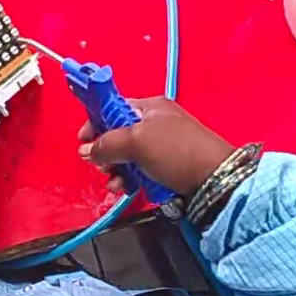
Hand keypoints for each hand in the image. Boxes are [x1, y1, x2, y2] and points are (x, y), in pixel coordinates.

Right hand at [78, 98, 233, 194]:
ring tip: (116, 182)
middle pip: (116, 135)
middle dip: (104, 153)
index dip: (95, 122)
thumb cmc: (174, 151)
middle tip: (101, 166)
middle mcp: (153, 123)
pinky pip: (138, 170)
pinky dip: (129, 179)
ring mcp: (160, 145)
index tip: (83, 140)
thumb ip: (106, 144)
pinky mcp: (164, 166)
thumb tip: (85, 150)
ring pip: (125, 156)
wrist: (213, 178)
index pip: (112, 108)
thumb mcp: (136, 141)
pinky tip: (127, 188)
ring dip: (115, 170)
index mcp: (149, 107)